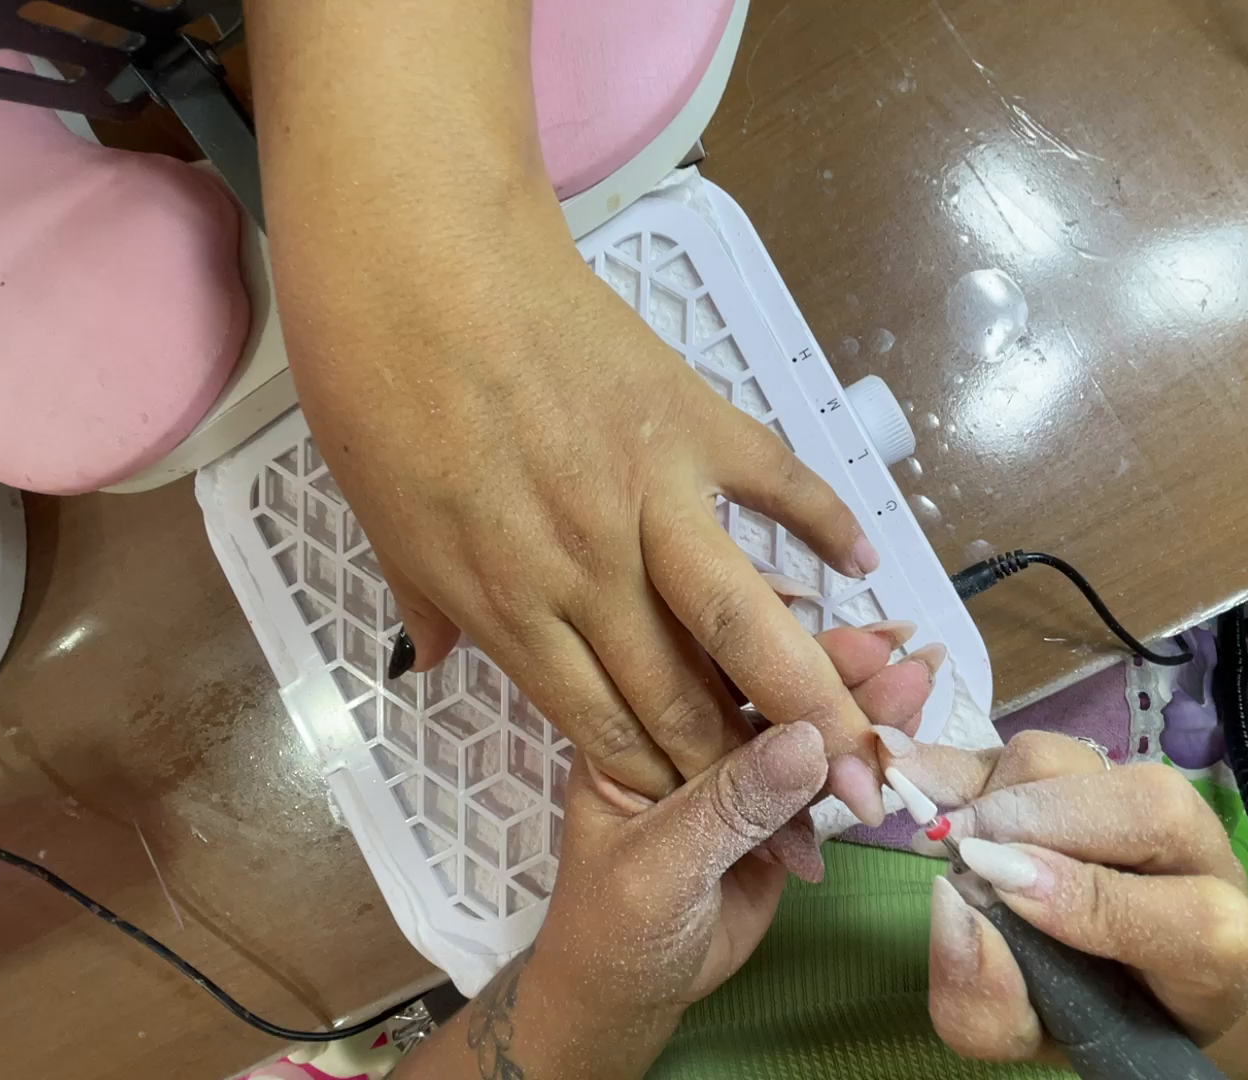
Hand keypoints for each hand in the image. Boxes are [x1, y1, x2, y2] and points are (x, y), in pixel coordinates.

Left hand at [297, 224, 890, 819]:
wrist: (416, 257)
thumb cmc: (378, 391)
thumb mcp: (383, 523)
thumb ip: (424, 605)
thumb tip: (434, 663)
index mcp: (510, 604)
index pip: (605, 728)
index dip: (668, 786)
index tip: (721, 823)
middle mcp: (592, 570)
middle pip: (685, 696)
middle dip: (756, 770)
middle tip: (822, 813)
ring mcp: (653, 493)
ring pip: (746, 619)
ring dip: (813, 689)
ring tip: (869, 739)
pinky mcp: (695, 422)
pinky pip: (778, 482)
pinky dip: (826, 519)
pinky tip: (866, 563)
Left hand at [537, 626, 934, 1014]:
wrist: (633, 995)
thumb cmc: (616, 930)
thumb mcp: (661, 866)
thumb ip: (731, 805)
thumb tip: (812, 738)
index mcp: (632, 721)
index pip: (693, 657)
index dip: (752, 629)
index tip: (813, 607)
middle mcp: (685, 727)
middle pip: (759, 681)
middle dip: (825, 663)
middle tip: (895, 646)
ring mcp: (734, 762)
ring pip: (799, 720)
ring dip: (859, 702)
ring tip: (920, 676)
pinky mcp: (772, 801)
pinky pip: (821, 770)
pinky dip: (862, 754)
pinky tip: (904, 731)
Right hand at [876, 730, 1247, 1061]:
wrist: (1126, 959)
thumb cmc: (1092, 1006)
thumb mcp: (1041, 1032)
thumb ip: (989, 1003)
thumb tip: (949, 905)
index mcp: (1216, 948)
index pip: (1192, 918)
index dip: (1088, 899)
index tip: (994, 884)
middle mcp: (1198, 856)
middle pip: (1146, 808)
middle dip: (1033, 818)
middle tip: (956, 846)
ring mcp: (1141, 793)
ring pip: (1075, 762)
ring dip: (997, 788)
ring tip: (954, 831)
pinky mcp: (1084, 761)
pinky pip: (1021, 744)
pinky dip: (961, 760)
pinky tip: (917, 775)